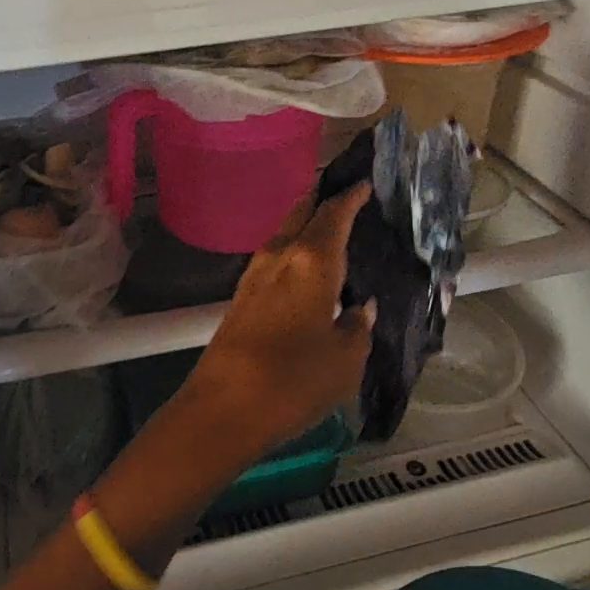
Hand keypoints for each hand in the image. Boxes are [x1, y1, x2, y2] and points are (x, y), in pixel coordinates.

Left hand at [181, 185, 374, 457]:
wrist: (224, 407)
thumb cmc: (294, 380)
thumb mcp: (346, 360)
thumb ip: (358, 327)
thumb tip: (359, 308)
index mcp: (311, 260)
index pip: (334, 214)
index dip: (352, 197)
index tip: (366, 183)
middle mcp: (280, 254)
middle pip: (302, 212)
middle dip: (323, 199)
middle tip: (348, 195)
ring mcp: (255, 273)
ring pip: (285, 233)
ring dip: (306, 224)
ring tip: (332, 230)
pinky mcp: (242, 295)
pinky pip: (275, 258)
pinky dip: (294, 250)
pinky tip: (308, 268)